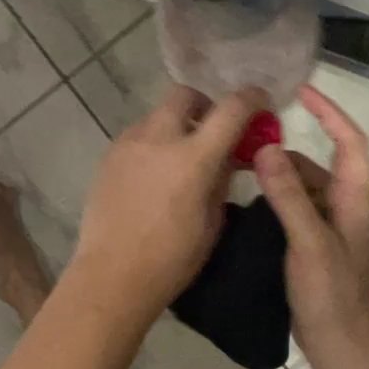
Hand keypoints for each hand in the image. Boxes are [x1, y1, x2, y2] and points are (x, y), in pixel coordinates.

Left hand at [70, 84, 268, 319]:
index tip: (259, 100)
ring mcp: (127, 144)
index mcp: (191, 157)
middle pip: (183, 95)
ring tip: (183, 155)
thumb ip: (222, 179)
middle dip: (204, 104)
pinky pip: (138, 134)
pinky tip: (157, 171)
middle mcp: (157, 139)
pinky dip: (154, 140)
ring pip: (157, 114)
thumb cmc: (172, 258)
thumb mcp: (212, 221)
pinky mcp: (108, 155)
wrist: (113, 272)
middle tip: (214, 127)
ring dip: (176, 124)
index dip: (249, 99)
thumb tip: (227, 157)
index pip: (229, 110)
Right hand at [253, 85, 368, 368]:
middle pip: (315, 163)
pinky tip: (241, 201)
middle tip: (240, 139)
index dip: (330, 113)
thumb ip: (289, 195)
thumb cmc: (334, 295)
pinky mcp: (310, 246)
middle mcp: (343, 208)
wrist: (344, 351)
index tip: (301, 91)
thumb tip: (265, 147)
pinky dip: (269, 197)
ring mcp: (327, 229)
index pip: (350, 142)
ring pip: (299, 186)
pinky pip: (289, 207)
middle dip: (282, 148)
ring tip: (232, 167)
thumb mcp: (309, 242)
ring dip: (272, 174)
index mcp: (353, 200)